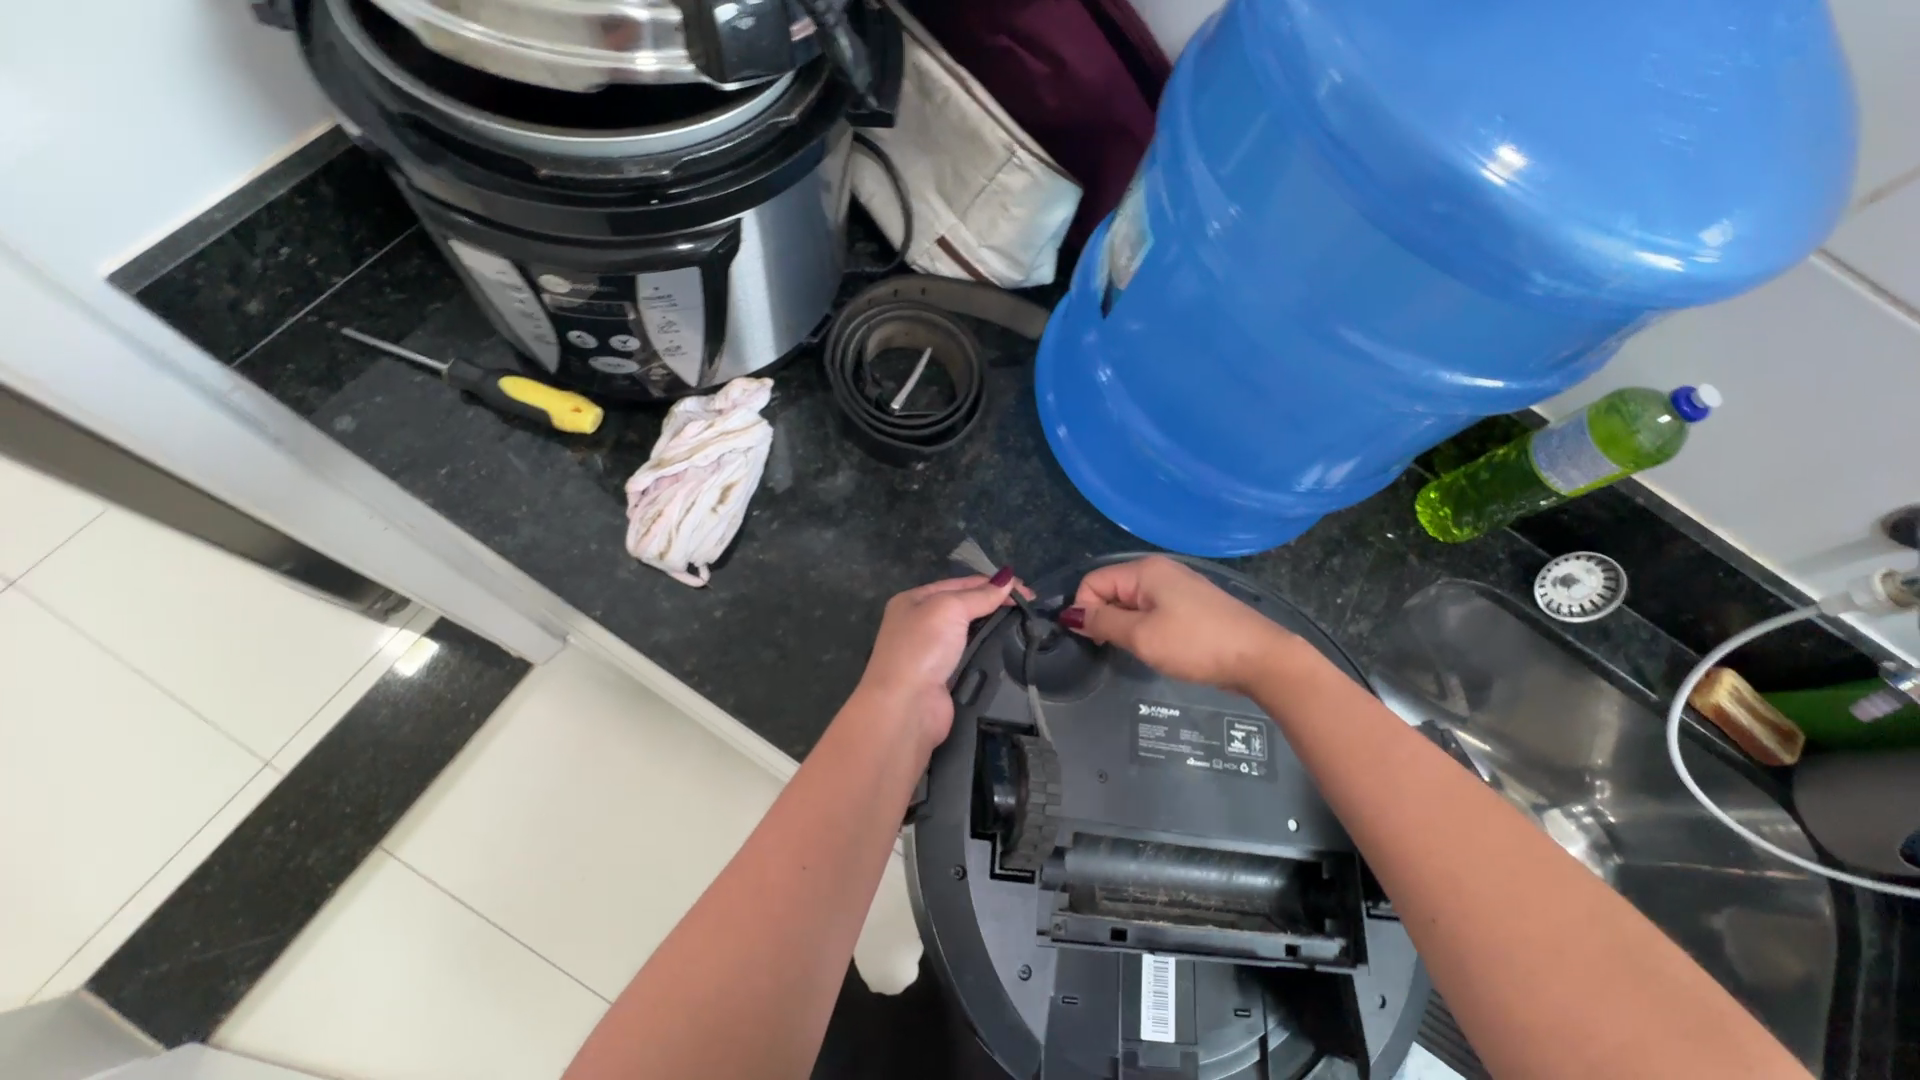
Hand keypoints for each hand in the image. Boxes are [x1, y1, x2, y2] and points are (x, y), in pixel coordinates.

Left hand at [853, 572, 1017, 756]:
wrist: (905, 705)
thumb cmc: (922, 648)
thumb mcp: (949, 609)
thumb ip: (980, 595)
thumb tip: (1008, 579)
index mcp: (914, 600)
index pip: (959, 583)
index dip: (992, 583)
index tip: (1025, 589)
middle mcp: (919, 623)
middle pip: (964, 607)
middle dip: (994, 604)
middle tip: (1028, 607)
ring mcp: (931, 653)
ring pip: (968, 633)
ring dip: (993, 629)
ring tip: (1025, 625)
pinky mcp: (944, 678)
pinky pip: (970, 657)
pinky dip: (987, 652)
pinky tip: (1008, 650)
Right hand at [1061, 556, 1297, 693]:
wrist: (1259, 658)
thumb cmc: (1196, 644)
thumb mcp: (1141, 636)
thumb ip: (1102, 622)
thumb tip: (1071, 614)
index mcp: (1144, 570)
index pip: (1092, 582)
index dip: (1084, 611)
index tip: (1095, 641)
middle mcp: (1159, 571)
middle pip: (1111, 590)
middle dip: (1105, 619)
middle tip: (1119, 649)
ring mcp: (1178, 587)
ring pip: (1132, 604)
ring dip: (1127, 627)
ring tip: (1142, 650)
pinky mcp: (1191, 605)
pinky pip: (1153, 611)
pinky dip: (1147, 628)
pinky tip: (1161, 648)